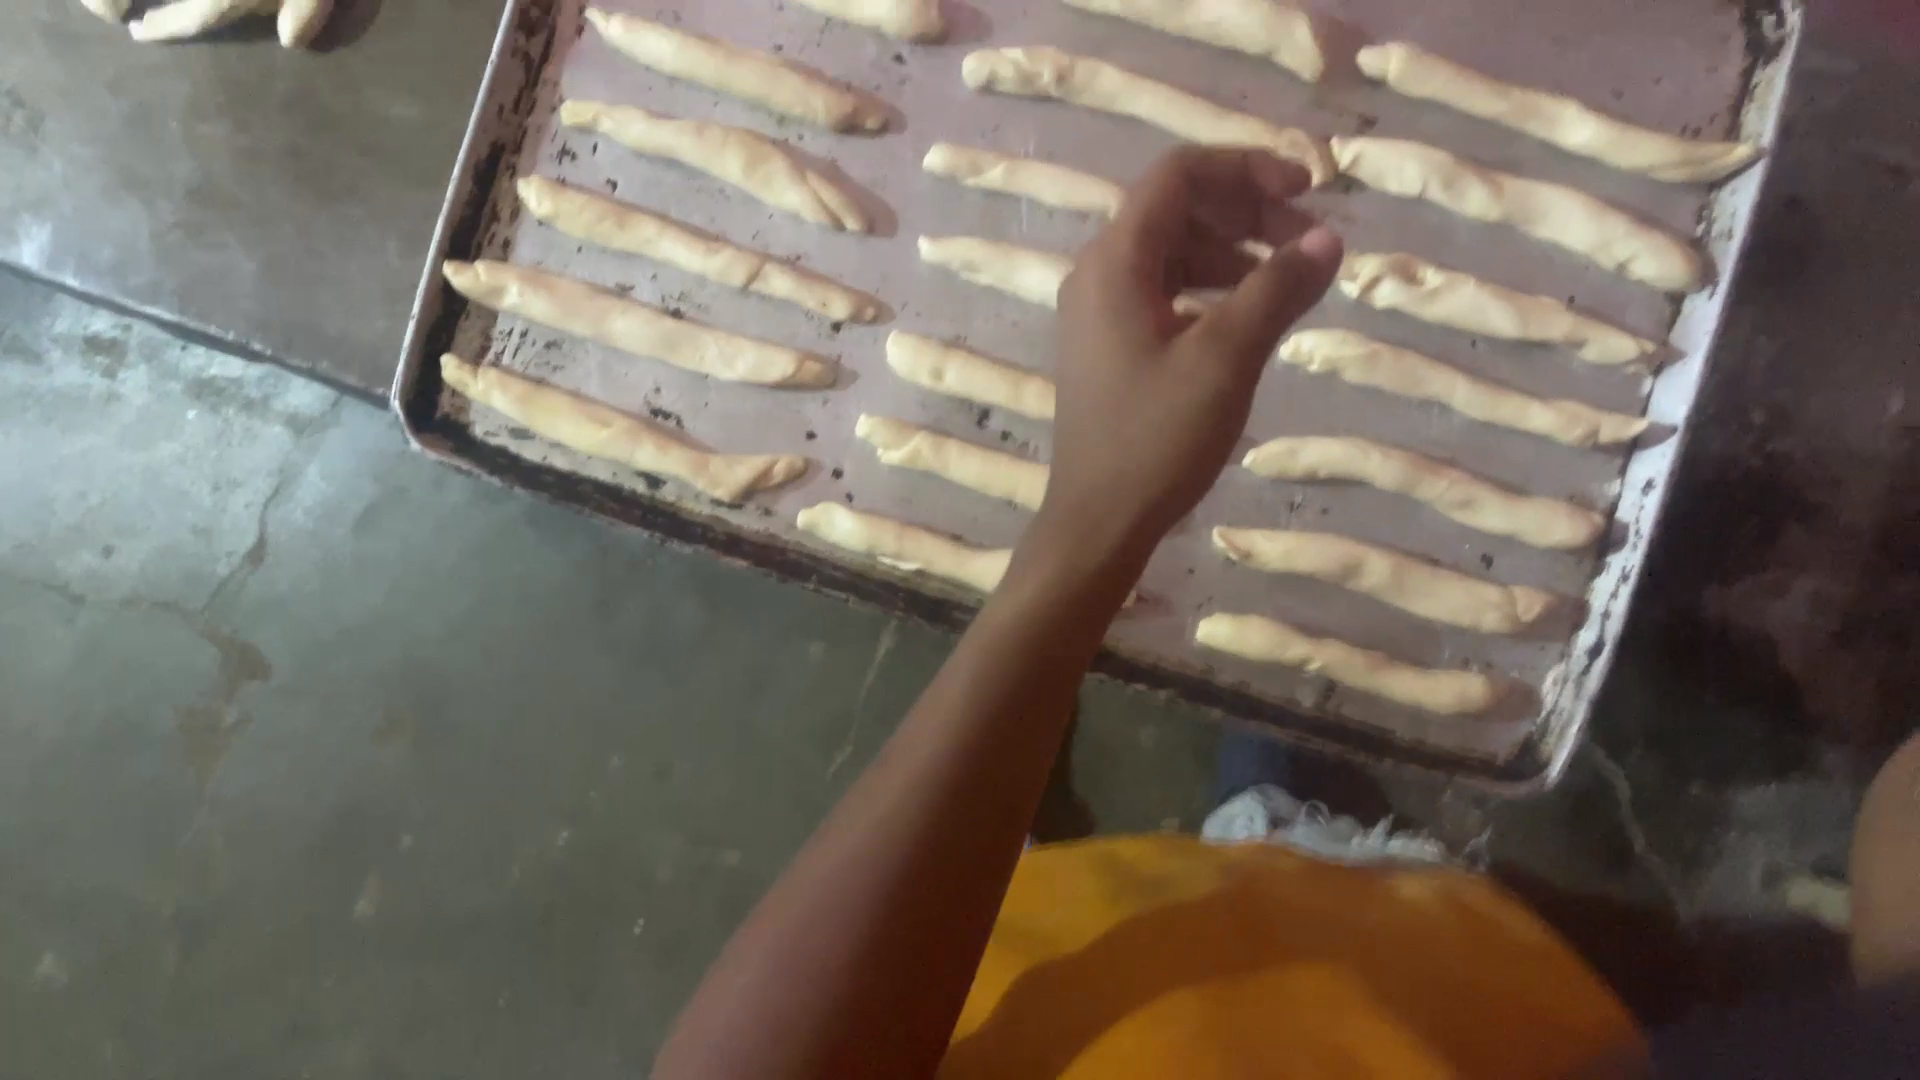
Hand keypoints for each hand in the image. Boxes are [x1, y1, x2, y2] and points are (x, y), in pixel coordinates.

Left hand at [1037, 145, 1343, 563]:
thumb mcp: (1225, 360)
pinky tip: (1239, 320)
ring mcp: (1094, 315)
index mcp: (1113, 262)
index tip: (1306, 193)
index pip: (1179, 174)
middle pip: (1173, 210)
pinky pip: (1158, 295)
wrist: (1098, 519)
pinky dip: (1204, 292)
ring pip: (1168, 255)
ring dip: (1229, 254)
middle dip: (1244, 213)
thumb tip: (1327, 238)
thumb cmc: (1156, 440)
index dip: (1247, 168)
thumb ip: (1277, 289)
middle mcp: (1095, 276)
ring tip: (1282, 283)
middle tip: (1304, 244)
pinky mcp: (1104, 349)